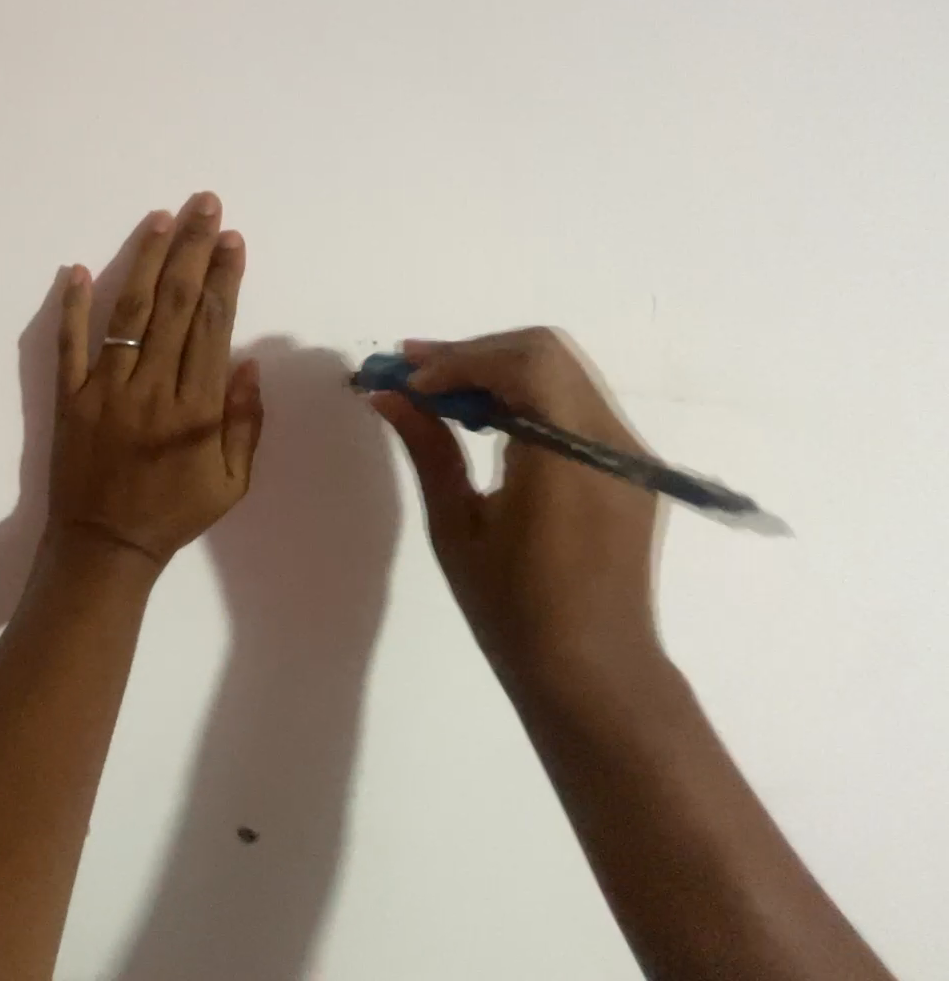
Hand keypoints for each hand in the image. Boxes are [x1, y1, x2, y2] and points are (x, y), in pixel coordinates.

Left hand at [46, 192, 262, 565]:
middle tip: (204, 205)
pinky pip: (68, 345)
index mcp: (195, 408)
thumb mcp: (231, 483)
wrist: (103, 545)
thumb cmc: (172, 515)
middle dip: (192, 250)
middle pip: (173, 305)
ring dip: (142, 262)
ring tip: (159, 219)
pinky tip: (75, 269)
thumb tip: (245, 359)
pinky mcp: (67, 399)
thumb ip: (244, 421)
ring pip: (126, 313)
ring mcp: (103, 390)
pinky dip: (70, 307)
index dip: (223, 278)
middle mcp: (150, 388)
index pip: (211, 325)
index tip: (232, 239)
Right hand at [369, 328, 659, 673]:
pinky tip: (479, 421)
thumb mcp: (456, 526)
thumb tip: (388, 396)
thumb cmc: (510, 606)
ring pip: (561, 373)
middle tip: (409, 370)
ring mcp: (629, 453)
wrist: (590, 664)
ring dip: (494, 371)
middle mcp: (613, 444)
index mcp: (568, 462)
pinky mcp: (628, 466)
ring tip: (433, 392)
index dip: (458, 359)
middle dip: (472, 354)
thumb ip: (429, 449)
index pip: (525, 367)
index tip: (404, 379)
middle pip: (546, 354)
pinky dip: (521, 397)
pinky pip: (572, 405)